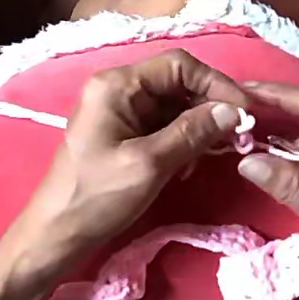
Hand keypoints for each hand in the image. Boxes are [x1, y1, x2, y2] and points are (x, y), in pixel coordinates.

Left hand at [0, 50, 247, 284]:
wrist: (55, 234)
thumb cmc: (96, 197)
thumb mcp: (149, 164)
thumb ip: (192, 133)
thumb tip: (233, 112)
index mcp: (117, 85)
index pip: (178, 65)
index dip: (215, 84)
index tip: (243, 112)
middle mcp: (119, 89)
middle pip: (178, 83)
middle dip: (209, 107)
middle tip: (238, 136)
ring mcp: (121, 111)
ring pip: (174, 106)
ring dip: (198, 127)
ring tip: (216, 153)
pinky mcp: (124, 134)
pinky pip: (163, 126)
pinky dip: (183, 141)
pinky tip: (189, 165)